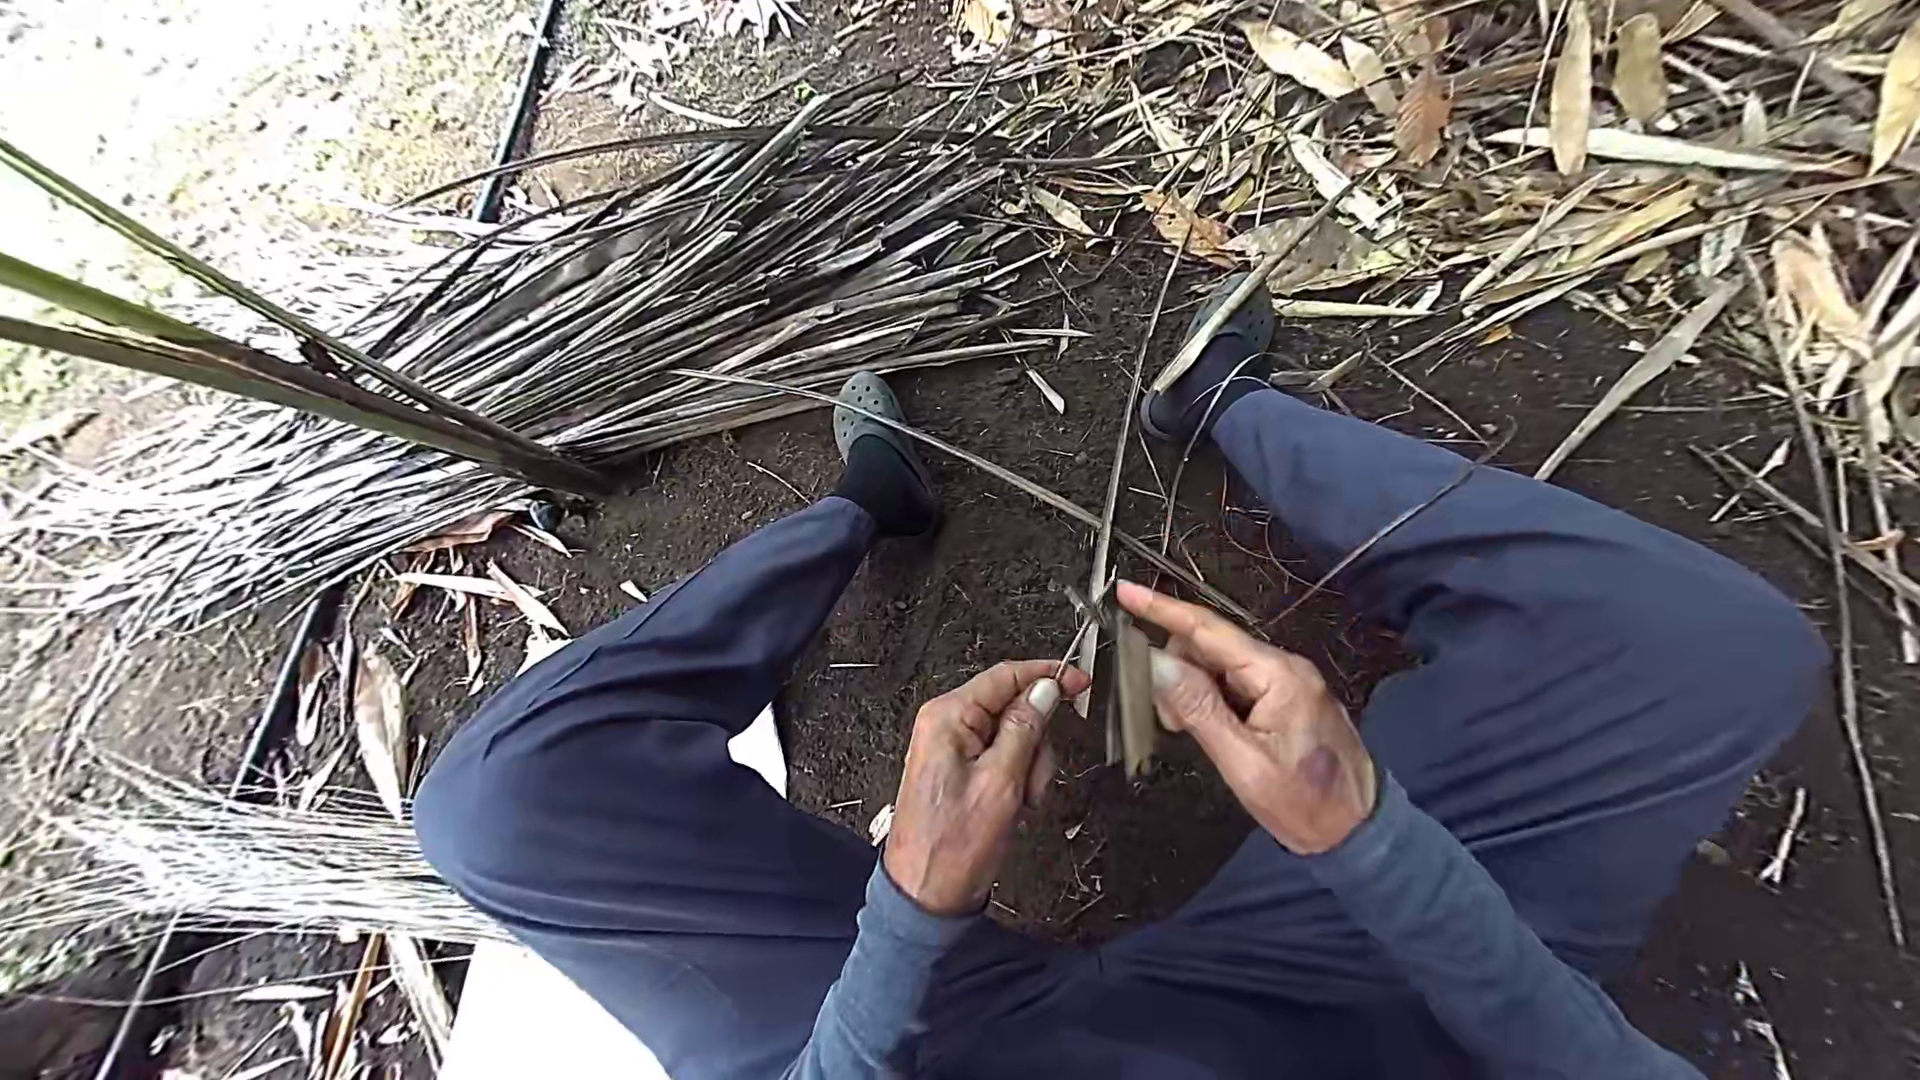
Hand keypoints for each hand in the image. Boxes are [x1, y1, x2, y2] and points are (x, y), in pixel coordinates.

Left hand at [884, 660, 1091, 915]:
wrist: (925, 895)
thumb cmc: (951, 847)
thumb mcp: (1001, 783)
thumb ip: (1025, 728)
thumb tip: (1043, 690)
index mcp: (948, 716)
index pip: (1005, 676)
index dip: (1046, 675)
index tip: (1077, 681)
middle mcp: (945, 723)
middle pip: (1012, 707)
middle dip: (1035, 744)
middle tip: (1034, 780)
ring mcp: (951, 745)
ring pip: (1012, 734)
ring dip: (1028, 768)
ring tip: (1018, 802)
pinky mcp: (957, 765)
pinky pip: (1000, 756)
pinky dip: (1016, 778)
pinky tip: (1010, 805)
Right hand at [1117, 581, 1376, 853]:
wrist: (1361, 837)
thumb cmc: (1307, 806)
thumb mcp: (1244, 763)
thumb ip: (1198, 708)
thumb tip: (1155, 662)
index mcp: (1278, 675)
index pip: (1208, 630)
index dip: (1162, 609)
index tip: (1125, 592)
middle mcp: (1282, 666)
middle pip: (1206, 645)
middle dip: (1173, 670)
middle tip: (1165, 717)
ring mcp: (1283, 680)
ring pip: (1212, 663)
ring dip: (1187, 688)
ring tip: (1185, 728)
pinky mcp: (1279, 695)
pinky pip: (1228, 681)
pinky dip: (1204, 697)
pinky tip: (1204, 726)